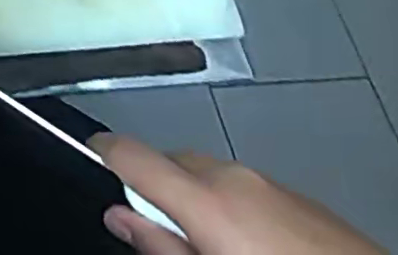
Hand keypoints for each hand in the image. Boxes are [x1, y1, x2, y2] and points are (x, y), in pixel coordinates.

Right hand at [90, 133, 384, 254]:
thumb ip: (161, 248)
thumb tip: (119, 217)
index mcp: (203, 199)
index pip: (128, 152)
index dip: (101, 153)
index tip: (91, 163)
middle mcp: (231, 177)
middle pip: (170, 161)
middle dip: (158, 189)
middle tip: (165, 235)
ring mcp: (272, 184)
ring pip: (209, 173)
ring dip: (198, 198)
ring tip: (218, 247)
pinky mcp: (306, 199)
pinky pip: (248, 189)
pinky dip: (235, 207)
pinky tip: (258, 249)